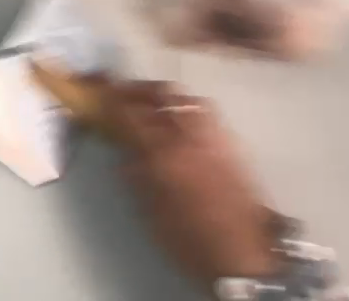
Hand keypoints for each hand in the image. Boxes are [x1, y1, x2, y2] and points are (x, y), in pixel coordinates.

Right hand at [33, 66, 279, 286]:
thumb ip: (135, 176)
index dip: (113, 98)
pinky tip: (184, 122)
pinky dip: (189, 108)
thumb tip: (124, 151)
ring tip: (157, 104)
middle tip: (127, 94)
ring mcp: (212, 138)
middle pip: (160, 94)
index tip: (103, 94)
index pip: (131, 112)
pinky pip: (207, 112)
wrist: (246, 259)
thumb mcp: (150, 213)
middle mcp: (187, 137)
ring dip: (166, 95)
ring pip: (186, 98)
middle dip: (140, 89)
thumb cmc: (189, 241)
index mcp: (162, 154)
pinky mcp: (232, 145)